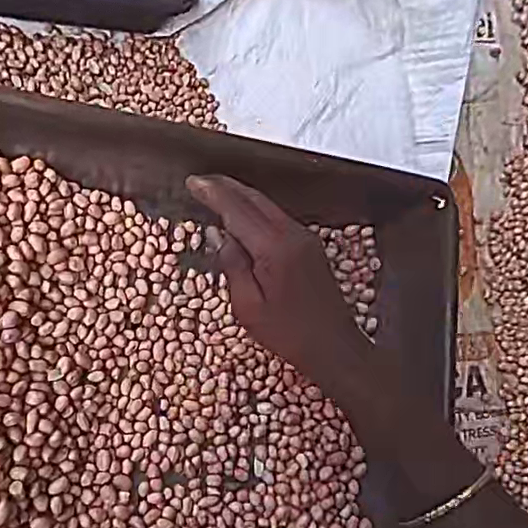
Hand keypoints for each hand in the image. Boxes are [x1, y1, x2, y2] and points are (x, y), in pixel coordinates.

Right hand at [187, 173, 377, 403]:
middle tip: (200, 181)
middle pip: (254, 199)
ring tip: (216, 193)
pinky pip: (277, 218)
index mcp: (274, 249)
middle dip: (225, 186)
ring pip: (267, 206)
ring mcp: (305, 239)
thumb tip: (218, 233)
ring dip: (241, 196)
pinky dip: (256, 210)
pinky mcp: (310, 247)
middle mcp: (292, 235)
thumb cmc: (287, 334)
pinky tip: (243, 216)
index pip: (237, 210)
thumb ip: (232, 265)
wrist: (334, 346)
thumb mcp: (247, 306)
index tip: (193, 182)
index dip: (213, 194)